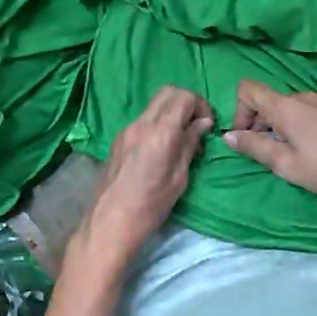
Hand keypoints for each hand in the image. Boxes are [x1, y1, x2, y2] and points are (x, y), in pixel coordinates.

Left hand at [77, 86, 214, 258]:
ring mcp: (127, 129)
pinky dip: (158, 123)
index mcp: (160, 132)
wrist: (109, 223)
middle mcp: (141, 123)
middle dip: (186, 102)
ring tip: (181, 139)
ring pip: (154, 105)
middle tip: (196, 125)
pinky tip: (162, 148)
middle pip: (168, 92)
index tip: (207, 124)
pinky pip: (144, 119)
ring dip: (172, 112)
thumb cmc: (150, 206)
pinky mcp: (119, 139)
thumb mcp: (179, 177)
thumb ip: (190, 144)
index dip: (200, 105)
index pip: (184, 97)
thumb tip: (203, 123)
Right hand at [221, 80, 316, 219]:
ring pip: (288, 107)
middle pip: (268, 99)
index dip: (239, 111)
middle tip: (265, 154)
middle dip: (257, 123)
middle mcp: (303, 97)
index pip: (248, 88)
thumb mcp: (286, 164)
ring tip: (290, 157)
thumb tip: (229, 135)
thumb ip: (254, 147)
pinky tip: (312, 153)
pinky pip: (307, 113)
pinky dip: (298, 127)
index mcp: (286, 106)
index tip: (246, 139)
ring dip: (278, 127)